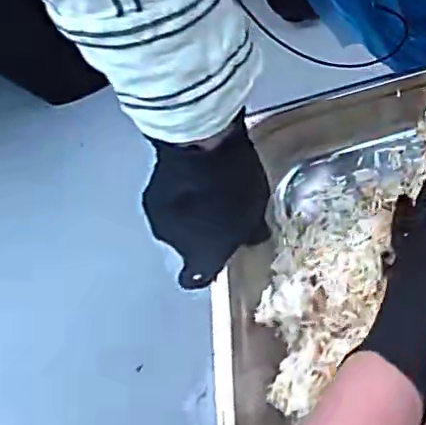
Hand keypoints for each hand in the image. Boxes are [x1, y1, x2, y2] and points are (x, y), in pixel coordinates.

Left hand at [143, 112, 271, 289]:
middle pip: (238, 247)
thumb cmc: (178, 189)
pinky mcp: (262, 185)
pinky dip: (238, 199)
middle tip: (210, 236)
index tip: (188, 275)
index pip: (202, 276)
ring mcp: (258, 208)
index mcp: (214, 250)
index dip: (193, 276)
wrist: (210, 148)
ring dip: (234, 219)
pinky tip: (223, 190)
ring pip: (249, 223)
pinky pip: (250, 201)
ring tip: (215, 208)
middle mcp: (244, 234)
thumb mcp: (163, 222)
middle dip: (225, 244)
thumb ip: (179, 238)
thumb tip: (188, 241)